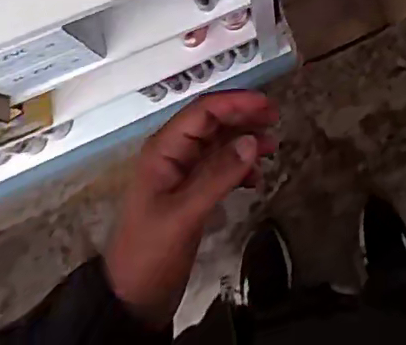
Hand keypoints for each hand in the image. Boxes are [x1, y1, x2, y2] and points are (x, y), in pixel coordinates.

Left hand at [104, 91, 278, 326]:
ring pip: (219, 143)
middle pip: (213, 122)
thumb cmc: (150, 253)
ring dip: (245, 141)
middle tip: (274, 119)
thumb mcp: (184, 214)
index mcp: (164, 149)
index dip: (235, 102)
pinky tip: (255, 179)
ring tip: (271, 147)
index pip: (203, 111)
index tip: (266, 104)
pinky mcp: (192, 193)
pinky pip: (220, 167)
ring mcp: (183, 173)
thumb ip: (218, 175)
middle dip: (244, 117)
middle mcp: (174, 154)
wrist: (131, 301)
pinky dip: (240, 167)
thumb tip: (252, 140)